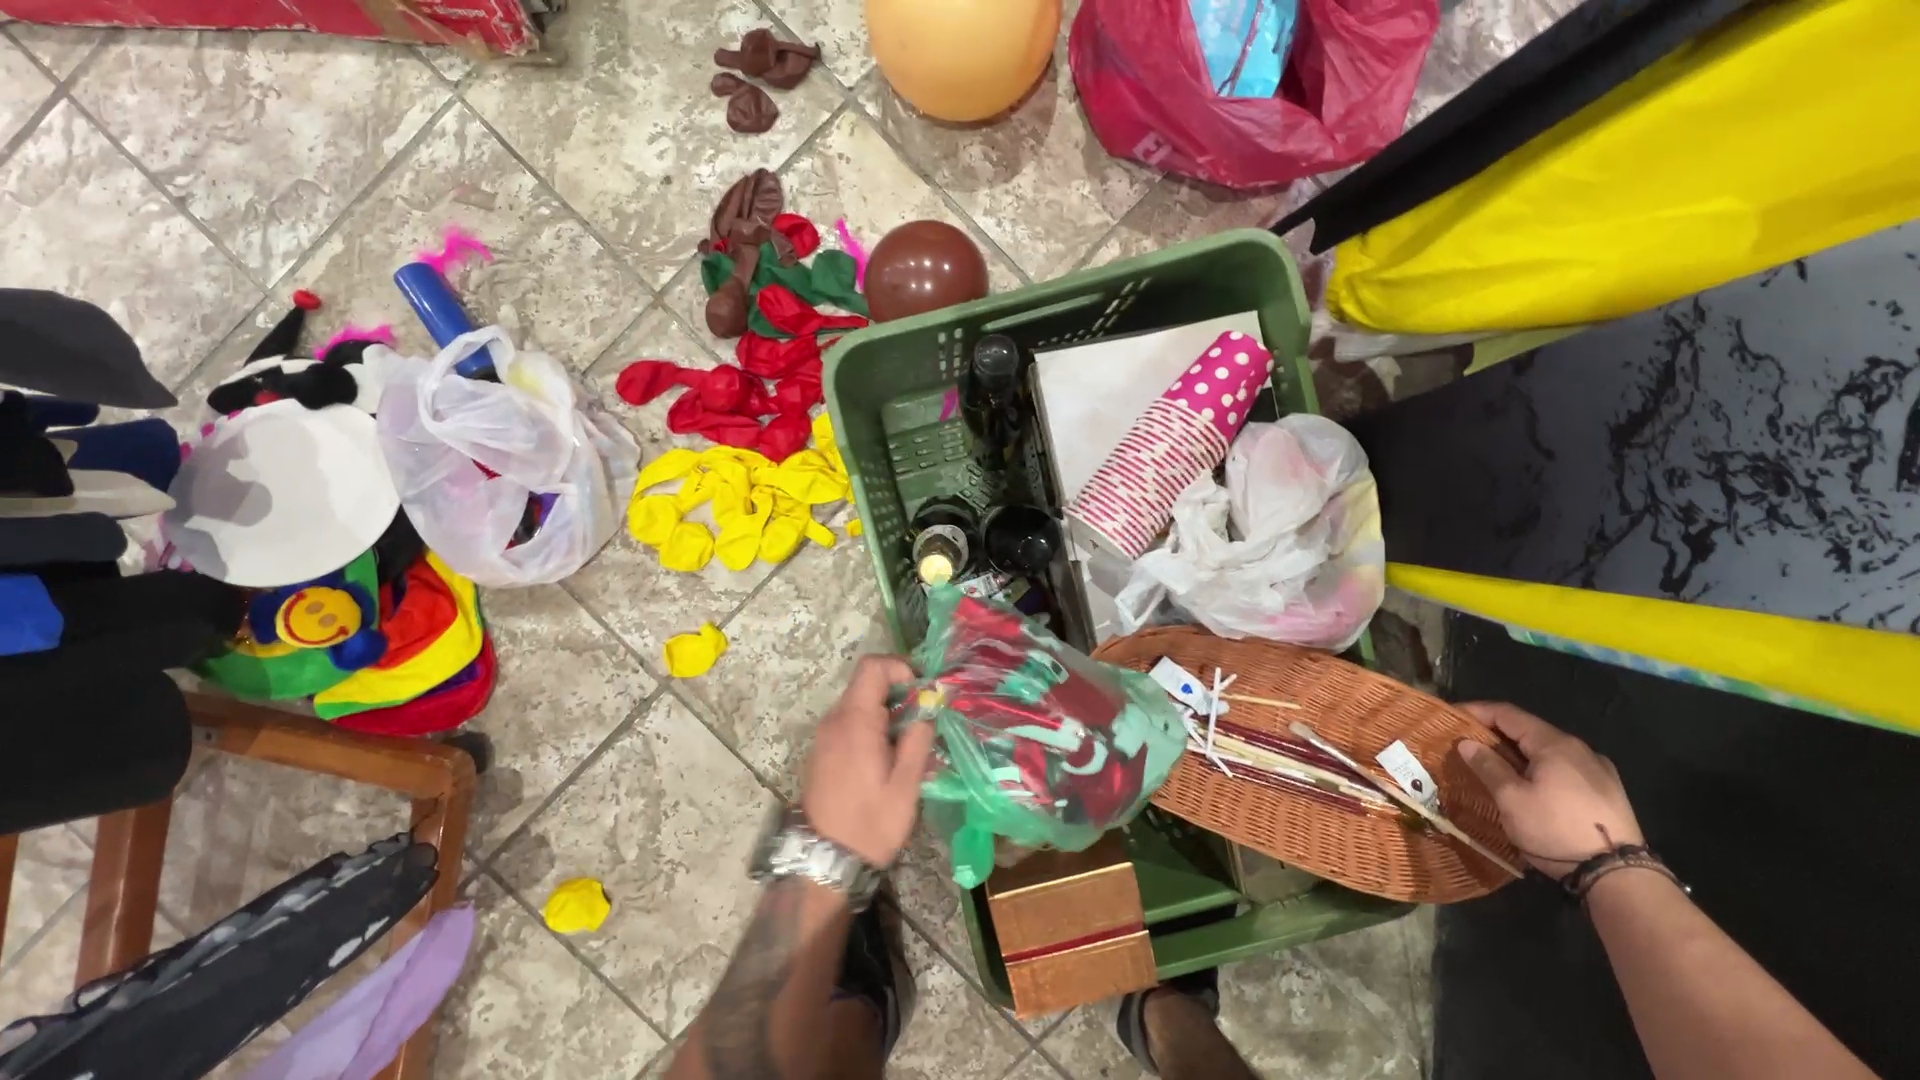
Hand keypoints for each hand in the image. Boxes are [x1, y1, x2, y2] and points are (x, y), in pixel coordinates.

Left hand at [800, 655, 935, 867]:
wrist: (824, 861)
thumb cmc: (869, 825)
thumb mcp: (905, 786)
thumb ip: (918, 741)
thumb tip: (927, 712)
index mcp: (854, 721)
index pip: (873, 666)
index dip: (901, 668)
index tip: (924, 692)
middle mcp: (834, 720)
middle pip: (867, 684)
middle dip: (900, 695)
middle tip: (925, 724)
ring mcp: (824, 736)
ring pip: (860, 705)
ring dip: (888, 715)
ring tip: (910, 748)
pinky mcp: (822, 751)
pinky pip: (850, 724)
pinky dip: (872, 729)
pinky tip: (888, 761)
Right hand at [1455, 702, 1643, 875]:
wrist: (1616, 873)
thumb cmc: (1555, 829)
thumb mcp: (1511, 799)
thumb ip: (1488, 766)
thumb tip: (1467, 742)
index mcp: (1554, 744)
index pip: (1508, 714)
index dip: (1477, 711)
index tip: (1452, 717)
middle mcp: (1580, 749)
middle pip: (1530, 730)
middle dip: (1496, 733)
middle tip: (1469, 744)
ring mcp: (1598, 770)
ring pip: (1549, 750)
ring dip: (1519, 753)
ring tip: (1497, 766)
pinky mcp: (1608, 790)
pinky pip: (1565, 767)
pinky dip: (1541, 767)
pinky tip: (1533, 785)